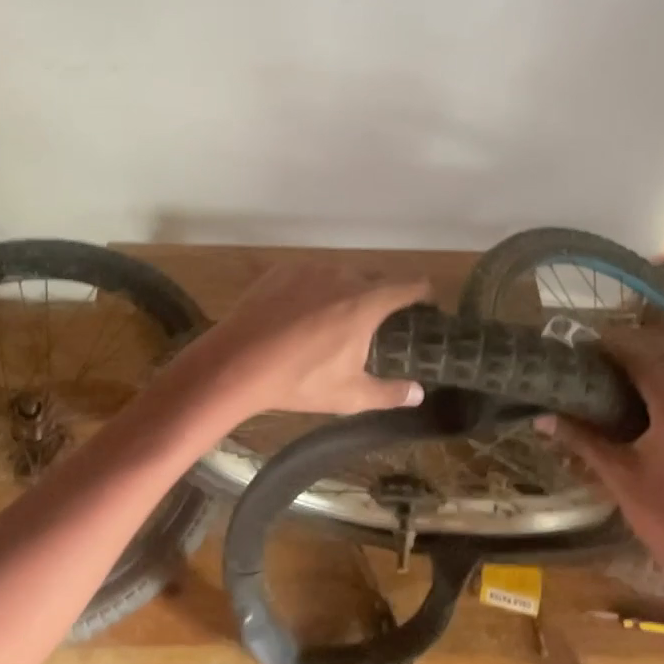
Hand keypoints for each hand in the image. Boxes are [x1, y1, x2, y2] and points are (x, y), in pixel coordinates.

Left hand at [169, 263, 429, 419]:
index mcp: (367, 302)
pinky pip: (311, 275)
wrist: (238, 362)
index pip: (410, 285)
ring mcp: (311, 269)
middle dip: (381, 297)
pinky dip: (315, 289)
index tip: (425, 306)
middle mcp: (344, 276)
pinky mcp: (283, 270)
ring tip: (335, 319)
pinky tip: (302, 313)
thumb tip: (418, 393)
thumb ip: (389, 393)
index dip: (422, 294)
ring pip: (341, 274)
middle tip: (376, 323)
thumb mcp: (350, 395)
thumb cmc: (300, 380)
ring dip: (346, 291)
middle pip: (375, 278)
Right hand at [536, 327, 663, 570]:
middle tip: (594, 353)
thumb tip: (541, 417)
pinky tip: (646, 383)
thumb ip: (581, 437)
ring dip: (653, 352)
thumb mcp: (617, 474)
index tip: (580, 345)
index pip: (642, 357)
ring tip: (617, 362)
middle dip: (630, 343)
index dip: (611, 344)